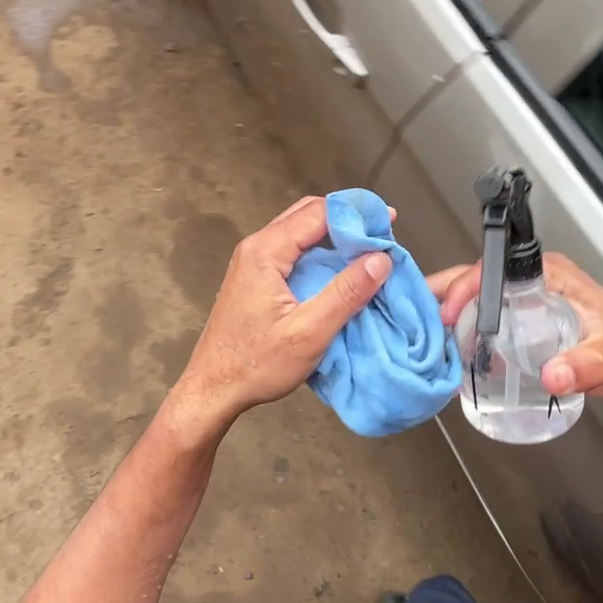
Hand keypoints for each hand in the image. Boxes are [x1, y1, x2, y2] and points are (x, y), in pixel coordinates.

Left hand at [170, 196, 392, 430]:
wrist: (212, 389)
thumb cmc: (257, 365)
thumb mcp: (309, 333)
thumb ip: (346, 293)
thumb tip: (382, 258)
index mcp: (266, 252)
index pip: (319, 213)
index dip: (357, 214)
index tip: (390, 222)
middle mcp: (256, 247)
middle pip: (308, 213)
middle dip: (348, 219)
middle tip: (382, 235)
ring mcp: (252, 261)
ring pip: (301, 231)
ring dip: (334, 235)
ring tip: (368, 250)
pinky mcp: (254, 278)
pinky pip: (293, 250)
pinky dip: (320, 252)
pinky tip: (340, 269)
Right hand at [425, 252, 602, 404]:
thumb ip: (587, 365)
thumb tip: (554, 374)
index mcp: (549, 274)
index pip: (495, 269)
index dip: (464, 286)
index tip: (446, 312)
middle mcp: (531, 283)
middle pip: (474, 282)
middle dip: (441, 298)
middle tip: (414, 321)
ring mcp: (524, 303)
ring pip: (474, 302)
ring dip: (446, 318)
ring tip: (422, 339)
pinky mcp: (521, 325)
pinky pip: (483, 322)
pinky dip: (461, 335)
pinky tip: (448, 355)